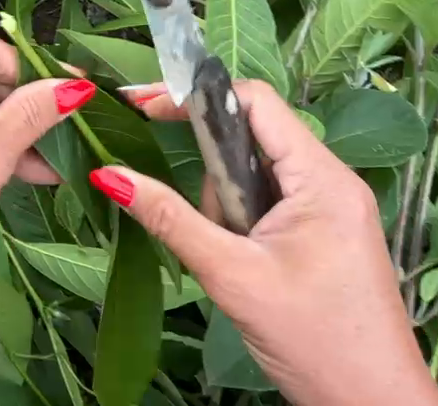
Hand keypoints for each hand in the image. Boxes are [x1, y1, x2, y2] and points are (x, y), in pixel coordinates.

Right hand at [88, 79, 437, 405]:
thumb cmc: (315, 342)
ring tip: (227, 253)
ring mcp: (327, 207)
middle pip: (248, 135)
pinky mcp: (319, 231)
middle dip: (208, 165)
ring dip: (221, 200)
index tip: (146, 108)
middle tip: (191, 207)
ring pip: (250, 170)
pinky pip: (262, 197)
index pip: (254, 101)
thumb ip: (168, 218)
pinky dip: (235, 217)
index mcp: (322, 177)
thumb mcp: (231, 274)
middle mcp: (329, 180)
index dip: (197, 96)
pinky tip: (236, 255)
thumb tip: (108, 174)